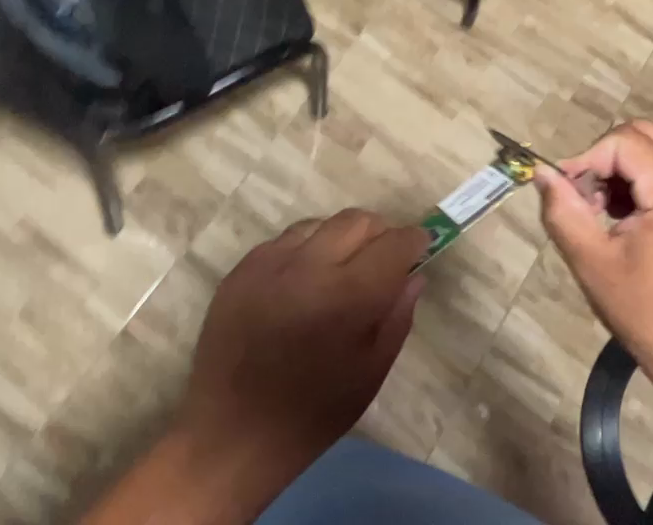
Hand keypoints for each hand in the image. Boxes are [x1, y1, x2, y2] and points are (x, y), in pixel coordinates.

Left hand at [175, 208, 427, 470]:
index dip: (413, 240)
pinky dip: (305, 249)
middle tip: (384, 257)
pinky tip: (304, 279)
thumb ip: (396, 317)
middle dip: (379, 232)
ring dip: (340, 237)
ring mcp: (270, 263)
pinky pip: (284, 240)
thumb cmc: (311, 413)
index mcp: (348, 295)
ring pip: (319, 224)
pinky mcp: (242, 269)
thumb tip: (414, 276)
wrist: (231, 433)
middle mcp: (309, 265)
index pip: (394, 243)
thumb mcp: (370, 373)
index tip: (421, 246)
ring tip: (342, 267)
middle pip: (357, 220)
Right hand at [537, 121, 652, 383]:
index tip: (566, 194)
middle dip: (606, 158)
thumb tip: (542, 172)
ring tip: (603, 214)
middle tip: (585, 198)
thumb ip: (563, 211)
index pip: (623, 142)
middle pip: (644, 136)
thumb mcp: (592, 262)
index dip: (587, 159)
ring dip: (623, 171)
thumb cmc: (645, 312)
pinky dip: (643, 184)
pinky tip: (627, 222)